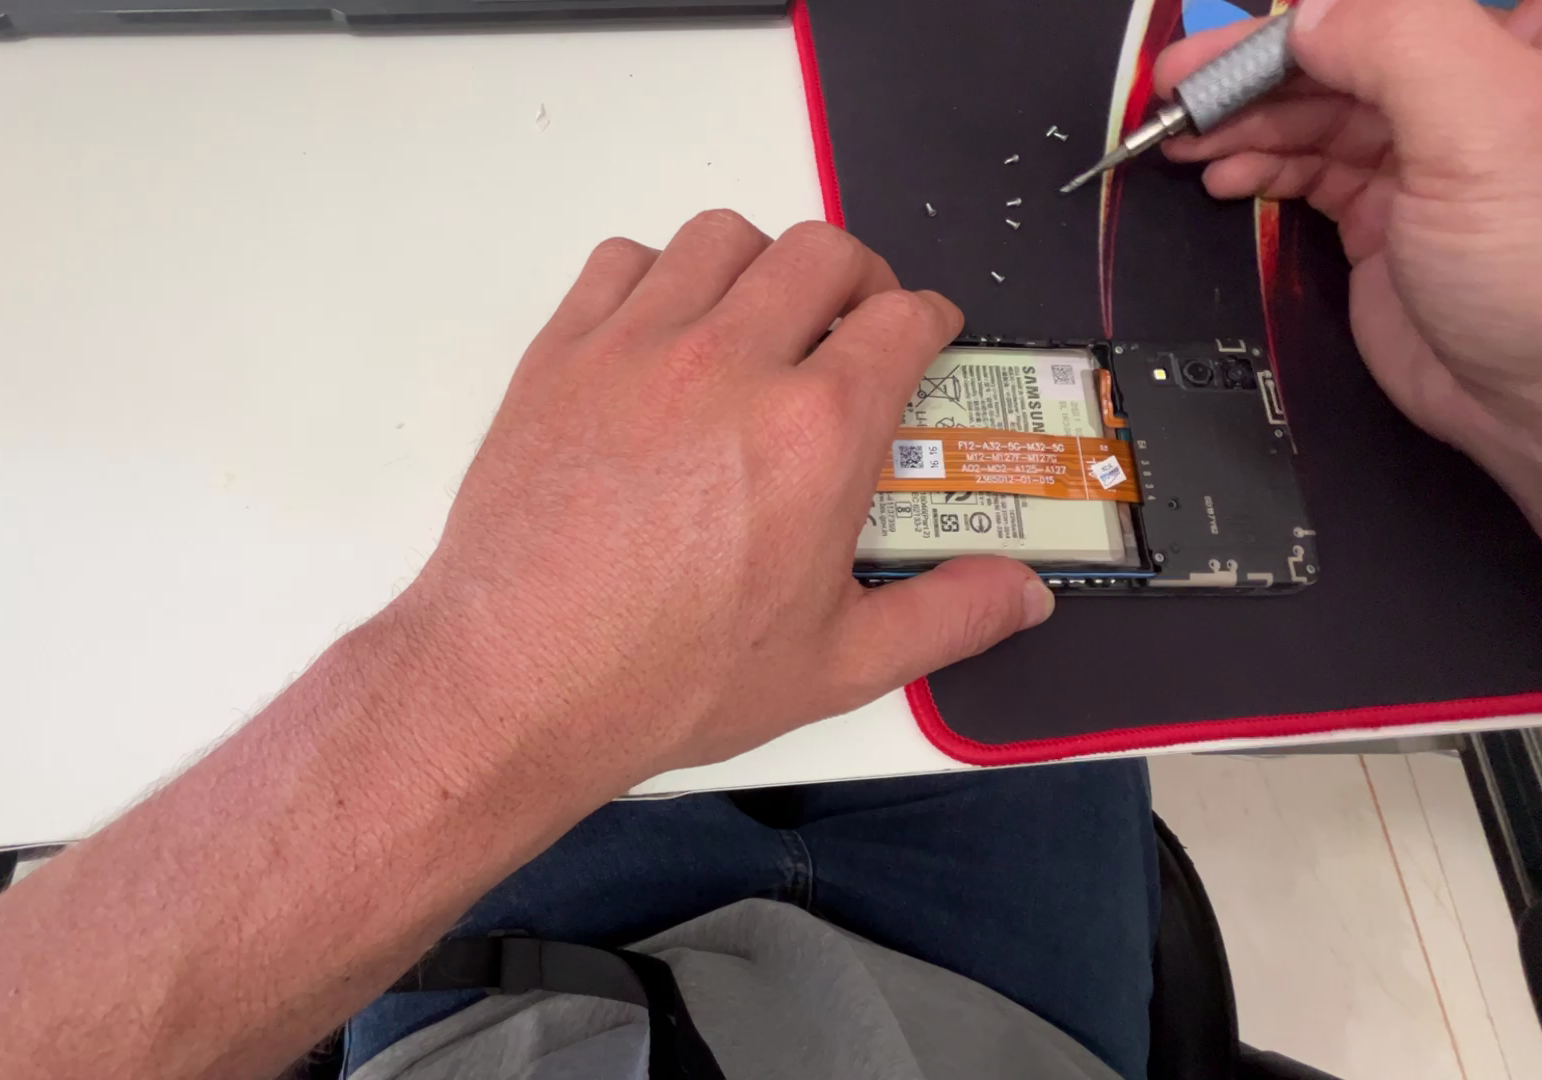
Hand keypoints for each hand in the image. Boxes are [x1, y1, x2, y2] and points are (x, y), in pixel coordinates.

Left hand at [385, 212, 1052, 786]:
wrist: (520, 682)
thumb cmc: (672, 680)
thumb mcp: (833, 667)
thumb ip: (944, 617)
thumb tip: (1021, 594)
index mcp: (815, 432)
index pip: (903, 318)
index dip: (929, 319)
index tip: (924, 337)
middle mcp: (730, 364)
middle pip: (821, 252)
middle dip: (857, 277)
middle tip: (851, 325)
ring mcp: (636, 349)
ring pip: (722, 238)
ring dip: (759, 265)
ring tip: (757, 322)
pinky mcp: (561, 355)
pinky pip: (622, 262)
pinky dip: (658, 276)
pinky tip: (662, 333)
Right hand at [1161, 0, 1541, 468]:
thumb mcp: (1492, 121)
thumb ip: (1396, 46)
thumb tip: (1307, 15)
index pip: (1397, 8)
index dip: (1302, 22)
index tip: (1216, 51)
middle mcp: (1492, 84)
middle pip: (1349, 58)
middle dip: (1256, 77)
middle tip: (1174, 95)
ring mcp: (1433, 156)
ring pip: (1320, 118)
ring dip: (1246, 128)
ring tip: (1181, 142)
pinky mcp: (1386, 219)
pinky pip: (1311, 175)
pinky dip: (1262, 171)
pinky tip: (1224, 175)